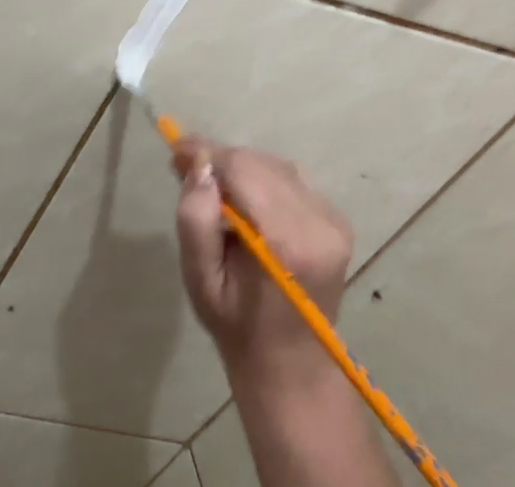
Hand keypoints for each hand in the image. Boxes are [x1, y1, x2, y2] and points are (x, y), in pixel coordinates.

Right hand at [171, 138, 353, 384]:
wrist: (292, 362)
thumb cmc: (236, 325)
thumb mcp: (199, 278)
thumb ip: (196, 220)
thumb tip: (198, 167)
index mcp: (284, 241)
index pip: (242, 168)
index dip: (206, 153)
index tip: (175, 152)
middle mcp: (317, 223)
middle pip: (259, 162)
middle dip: (220, 160)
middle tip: (186, 171)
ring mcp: (333, 221)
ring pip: (276, 166)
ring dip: (241, 169)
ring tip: (214, 189)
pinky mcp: (338, 222)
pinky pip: (292, 181)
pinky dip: (263, 181)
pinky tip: (247, 204)